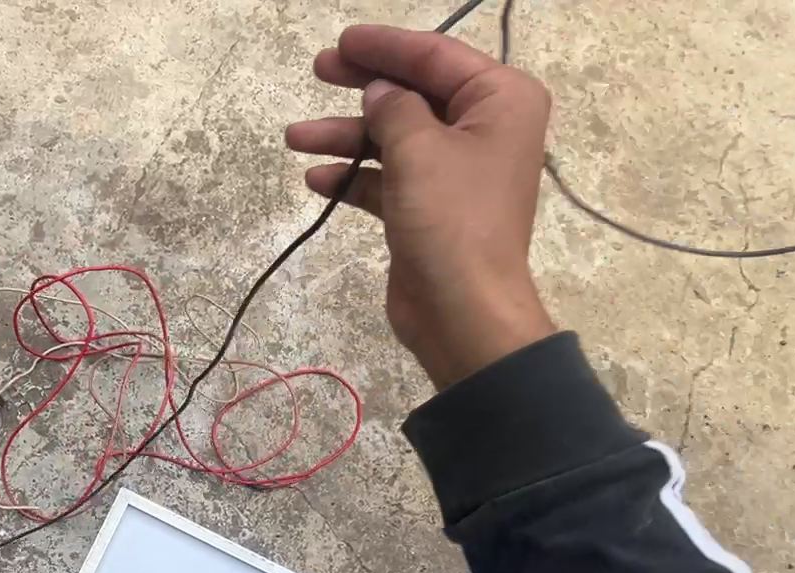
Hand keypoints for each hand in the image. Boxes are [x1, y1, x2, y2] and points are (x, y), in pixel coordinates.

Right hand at [286, 25, 556, 387]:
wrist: (460, 310)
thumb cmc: (450, 221)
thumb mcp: (420, 152)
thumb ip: (395, 109)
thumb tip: (380, 87)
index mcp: (499, 100)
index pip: (436, 57)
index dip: (386, 47)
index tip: (342, 40)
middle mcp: (480, 129)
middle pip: (412, 95)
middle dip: (362, 86)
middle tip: (317, 71)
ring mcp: (451, 173)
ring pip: (391, 140)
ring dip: (344, 138)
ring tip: (295, 137)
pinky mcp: (424, 210)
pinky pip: (385, 180)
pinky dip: (352, 178)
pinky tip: (316, 179)